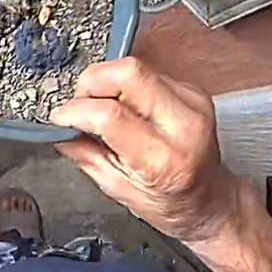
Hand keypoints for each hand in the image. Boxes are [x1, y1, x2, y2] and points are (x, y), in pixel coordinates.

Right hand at [49, 58, 246, 245]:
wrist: (212, 202)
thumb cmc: (169, 203)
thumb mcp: (117, 189)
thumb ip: (85, 154)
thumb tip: (59, 130)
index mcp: (163, 159)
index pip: (110, 114)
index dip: (76, 110)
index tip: (60, 117)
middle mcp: (183, 124)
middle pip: (127, 72)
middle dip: (92, 83)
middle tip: (82, 105)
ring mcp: (192, 102)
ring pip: (135, 67)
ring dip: (108, 84)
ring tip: (104, 109)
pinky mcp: (192, 90)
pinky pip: (147, 73)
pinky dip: (126, 86)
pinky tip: (127, 108)